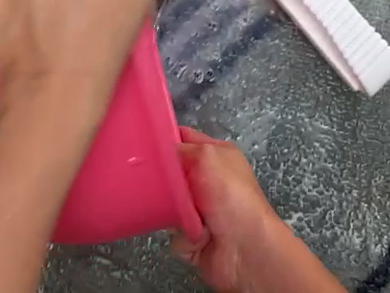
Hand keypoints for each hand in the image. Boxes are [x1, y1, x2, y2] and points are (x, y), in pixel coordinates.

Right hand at [172, 128, 344, 292]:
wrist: (246, 249)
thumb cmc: (231, 195)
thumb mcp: (206, 157)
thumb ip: (182, 148)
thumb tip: (164, 151)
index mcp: (217, 155)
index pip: (185, 139)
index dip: (165, 139)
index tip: (143, 143)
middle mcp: (209, 181)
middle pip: (173, 174)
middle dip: (166, 182)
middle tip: (157, 185)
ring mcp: (202, 210)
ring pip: (169, 205)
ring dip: (175, 213)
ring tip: (187, 217)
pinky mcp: (196, 237)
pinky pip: (175, 235)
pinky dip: (184, 237)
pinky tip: (198, 238)